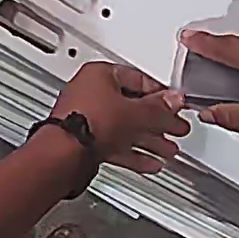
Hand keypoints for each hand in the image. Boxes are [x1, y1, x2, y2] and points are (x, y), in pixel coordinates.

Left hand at [49, 62, 189, 173]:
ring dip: (148, 139)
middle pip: (131, 105)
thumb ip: (158, 107)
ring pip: (123, 127)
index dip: (160, 94)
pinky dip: (132, 153)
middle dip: (156, 121)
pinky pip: (114, 144)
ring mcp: (85, 119)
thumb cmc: (88, 123)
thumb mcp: (135, 112)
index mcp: (99, 75)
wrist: (64, 155)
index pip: (137, 79)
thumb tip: (173, 100)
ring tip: (167, 149)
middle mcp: (90, 94)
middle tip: (174, 128)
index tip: (174, 104)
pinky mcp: (84, 142)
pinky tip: (149, 162)